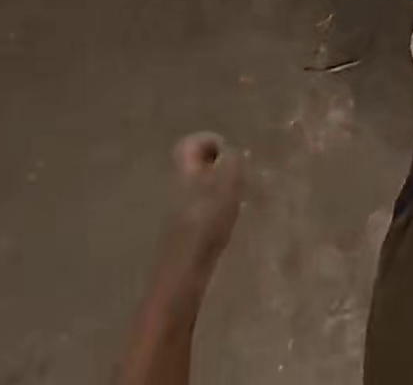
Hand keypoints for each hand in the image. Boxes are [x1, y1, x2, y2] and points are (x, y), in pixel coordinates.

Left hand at [170, 132, 243, 257]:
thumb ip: (230, 161)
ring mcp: (176, 208)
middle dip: (217, 164)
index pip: (189, 143)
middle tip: (238, 174)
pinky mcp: (182, 227)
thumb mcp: (227, 183)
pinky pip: (199, 203)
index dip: (210, 141)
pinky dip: (214, 204)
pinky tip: (227, 218)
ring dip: (217, 185)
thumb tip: (230, 151)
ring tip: (237, 196)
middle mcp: (175, 185)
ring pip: (197, 184)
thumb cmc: (207, 220)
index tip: (229, 153)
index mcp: (183, 171)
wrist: (183, 271)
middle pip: (193, 164)